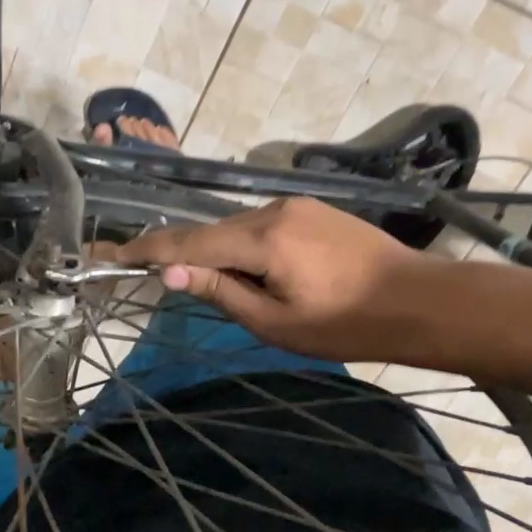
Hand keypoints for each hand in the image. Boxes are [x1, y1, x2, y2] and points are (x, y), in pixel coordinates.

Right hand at [119, 197, 431, 362]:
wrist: (420, 301)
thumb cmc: (346, 325)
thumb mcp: (275, 322)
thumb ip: (220, 291)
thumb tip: (170, 273)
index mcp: (263, 239)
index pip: (189, 242)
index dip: (147, 250)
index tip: (111, 254)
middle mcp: (274, 210)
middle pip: (210, 230)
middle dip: (177, 251)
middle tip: (144, 268)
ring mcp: (296, 206)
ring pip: (235, 228)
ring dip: (214, 251)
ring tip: (208, 283)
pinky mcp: (313, 210)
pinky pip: (261, 225)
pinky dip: (242, 245)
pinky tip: (247, 269)